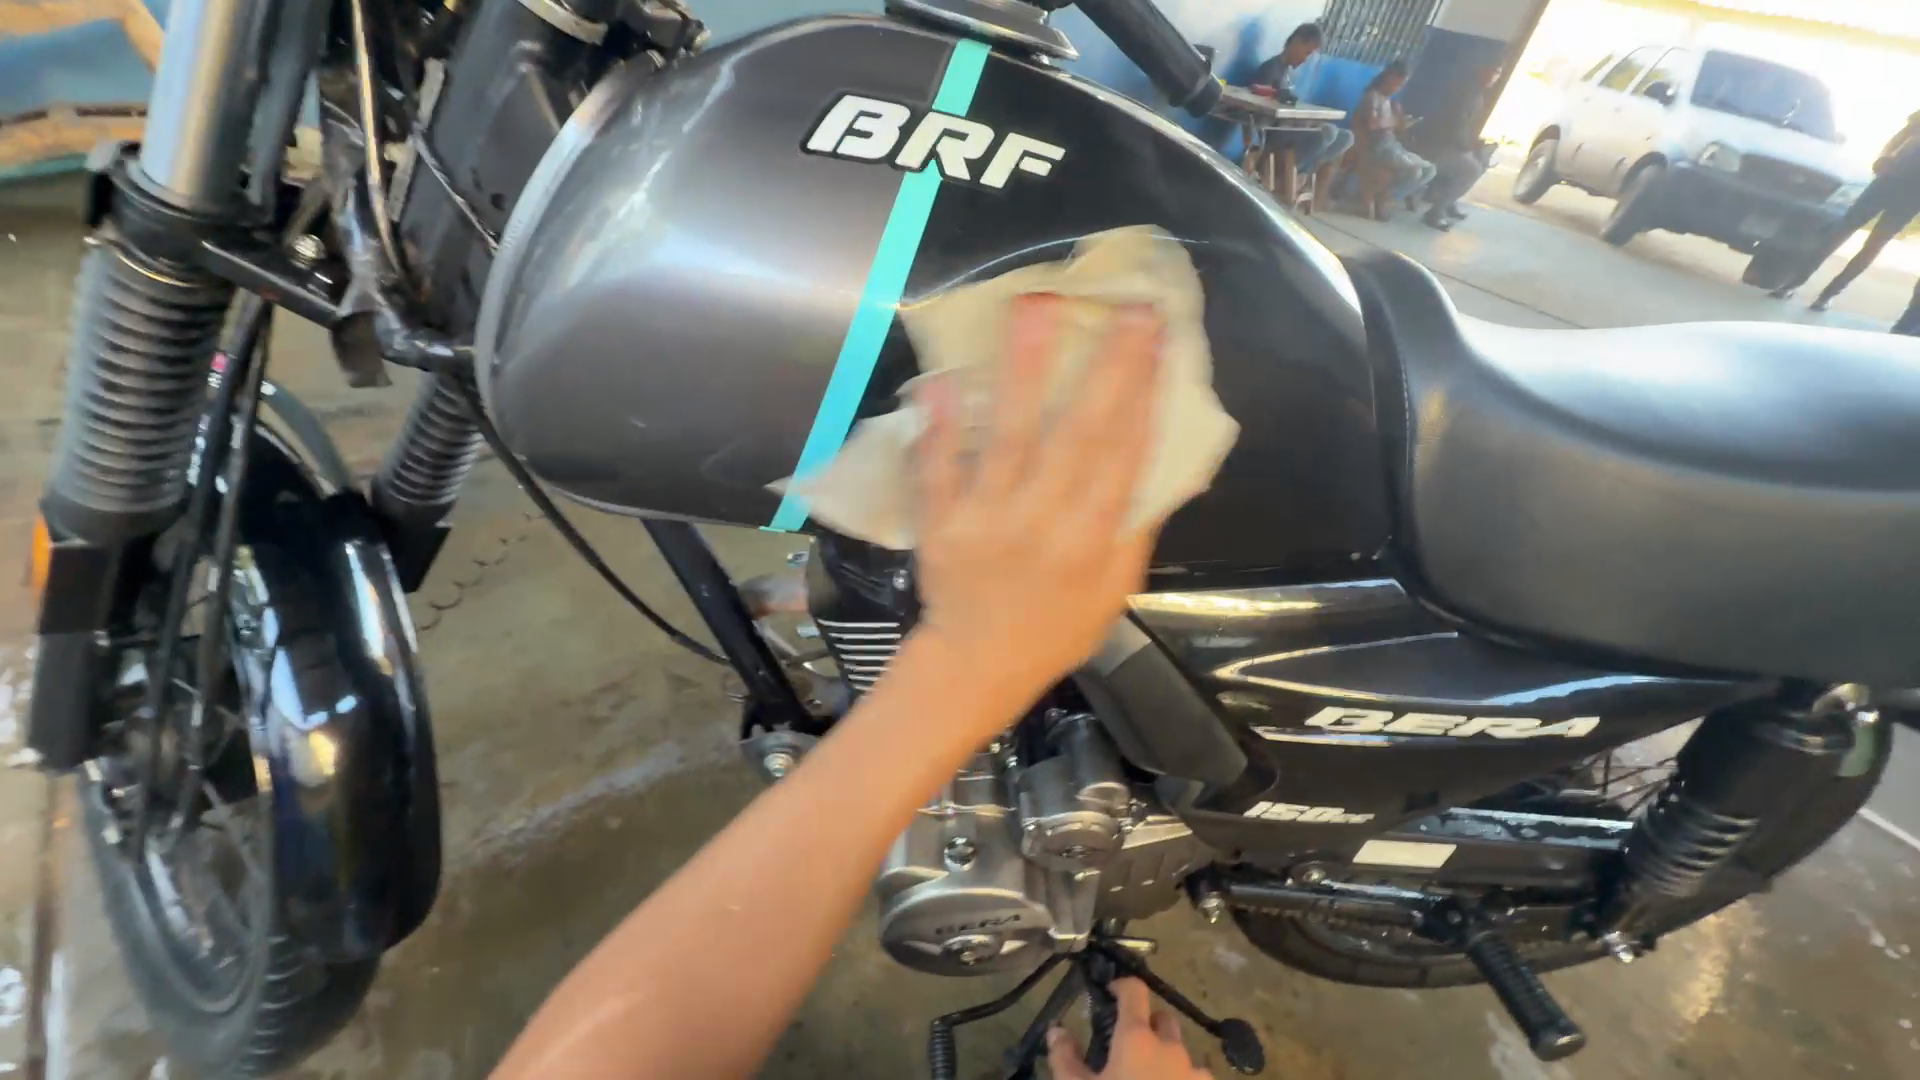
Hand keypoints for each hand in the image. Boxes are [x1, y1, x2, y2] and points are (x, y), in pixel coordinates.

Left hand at [909, 294, 1165, 711]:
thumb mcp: (1114, 591)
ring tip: (1033, 310)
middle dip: (1106, 366)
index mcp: (1093, 540)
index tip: (1157, 333)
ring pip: (1009, 438)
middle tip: (1122, 306)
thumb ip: (1133, 528)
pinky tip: (940, 381)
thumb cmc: (1053, 629)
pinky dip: (937, 427)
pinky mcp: (940, 523)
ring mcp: (986, 519)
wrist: (977, 664)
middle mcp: (1044, 522)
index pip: (1126, 454)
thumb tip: (1154, 463)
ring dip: (1023, 372)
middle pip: (1079, 434)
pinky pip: (937, 469)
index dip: (1145, 391)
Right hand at [1046, 980, 1212, 1078]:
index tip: (1109, 994)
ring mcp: (1196, 1075)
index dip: (1121, 986)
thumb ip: (1064, 1058)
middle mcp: (1171, 1048)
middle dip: (1147, 1025)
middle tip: (1127, 1045)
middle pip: (1163, 1020)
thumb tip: (1057, 1031)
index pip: (1134, 991)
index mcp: (1137, 1037)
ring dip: (1167, 1058)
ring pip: (1183, 1054)